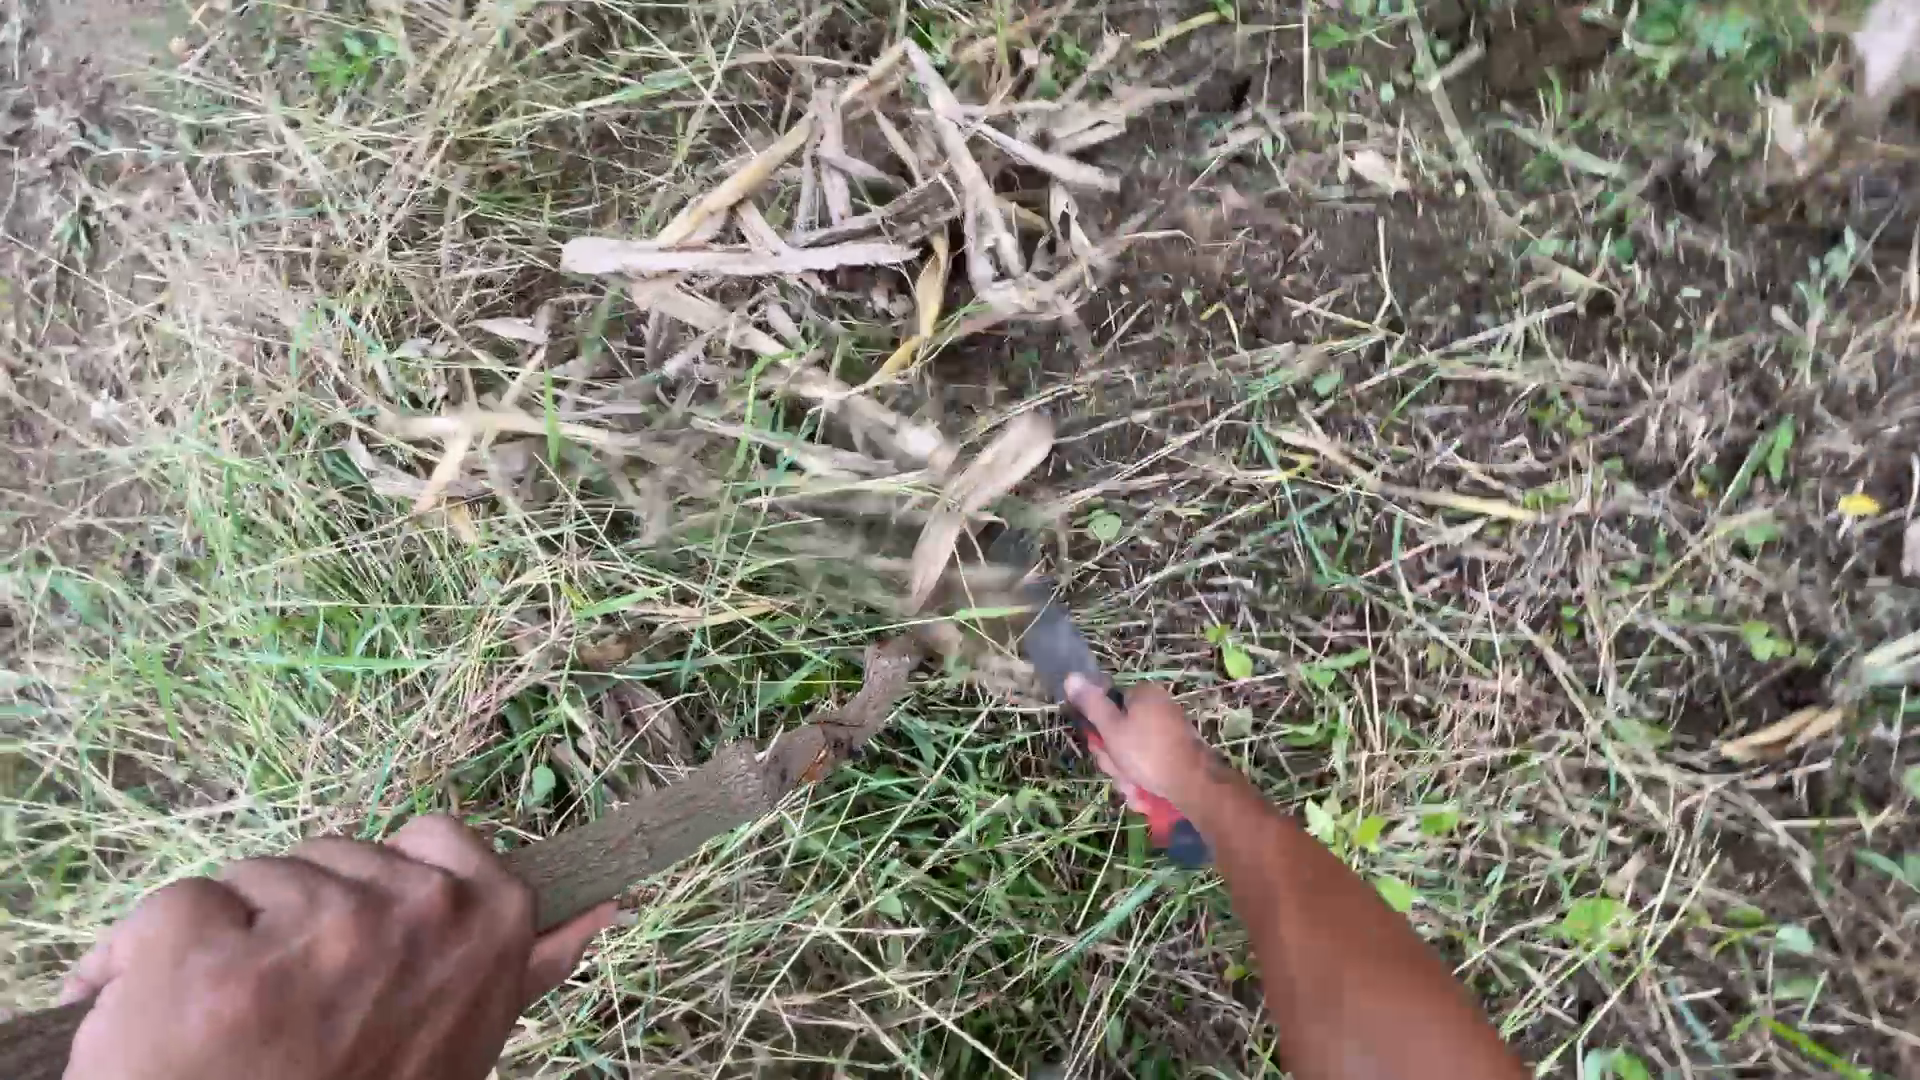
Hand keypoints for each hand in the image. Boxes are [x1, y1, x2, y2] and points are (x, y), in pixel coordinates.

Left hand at [60, 816, 615, 1079]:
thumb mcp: (476, 1030)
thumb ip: (540, 961)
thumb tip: (613, 903)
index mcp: (494, 914)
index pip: (433, 837)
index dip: (387, 881)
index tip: (365, 938)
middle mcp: (421, 905)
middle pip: (335, 856)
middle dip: (303, 914)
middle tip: (290, 1004)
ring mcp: (319, 928)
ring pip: (253, 877)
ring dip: (226, 938)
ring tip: (222, 1022)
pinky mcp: (204, 960)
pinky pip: (168, 908)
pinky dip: (130, 960)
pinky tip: (142, 1015)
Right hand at [1064, 675, 1215, 812]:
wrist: (1195, 786)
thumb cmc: (1148, 753)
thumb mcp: (1111, 728)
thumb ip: (1091, 704)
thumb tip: (1071, 676)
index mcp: (1144, 695)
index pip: (1108, 705)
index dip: (1100, 730)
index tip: (1101, 747)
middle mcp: (1158, 708)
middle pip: (1119, 732)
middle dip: (1114, 758)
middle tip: (1120, 770)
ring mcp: (1169, 733)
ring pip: (1132, 754)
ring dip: (1126, 775)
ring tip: (1135, 787)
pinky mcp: (1176, 755)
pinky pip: (1148, 766)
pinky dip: (1143, 781)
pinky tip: (1145, 794)